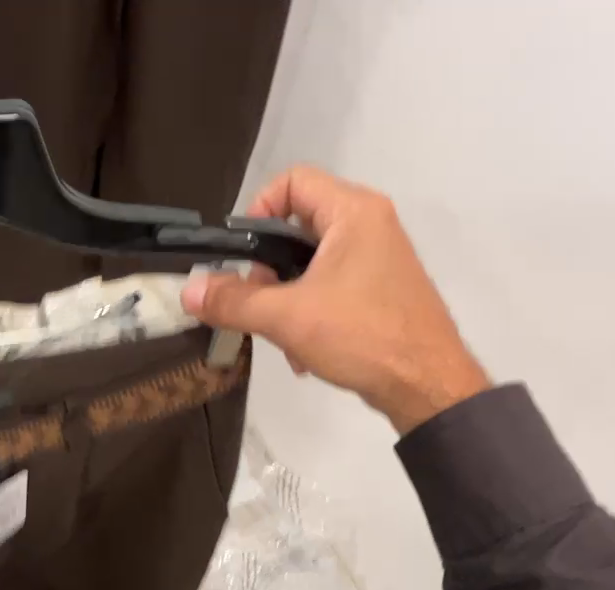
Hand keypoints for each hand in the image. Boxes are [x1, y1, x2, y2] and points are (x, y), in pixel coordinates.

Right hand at [182, 166, 491, 433]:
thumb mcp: (286, 317)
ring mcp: (377, 258)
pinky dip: (309, 314)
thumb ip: (232, 302)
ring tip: (281, 335)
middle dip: (267, 269)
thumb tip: (189, 290)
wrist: (425, 383)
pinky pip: (330, 288)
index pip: (292, 181)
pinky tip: (304, 352)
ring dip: (284, 300)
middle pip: (297, 226)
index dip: (257, 210)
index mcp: (353, 212)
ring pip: (310, 264)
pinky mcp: (380, 290)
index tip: (241, 256)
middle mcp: (369, 224)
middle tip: (258, 304)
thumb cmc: (361, 335)